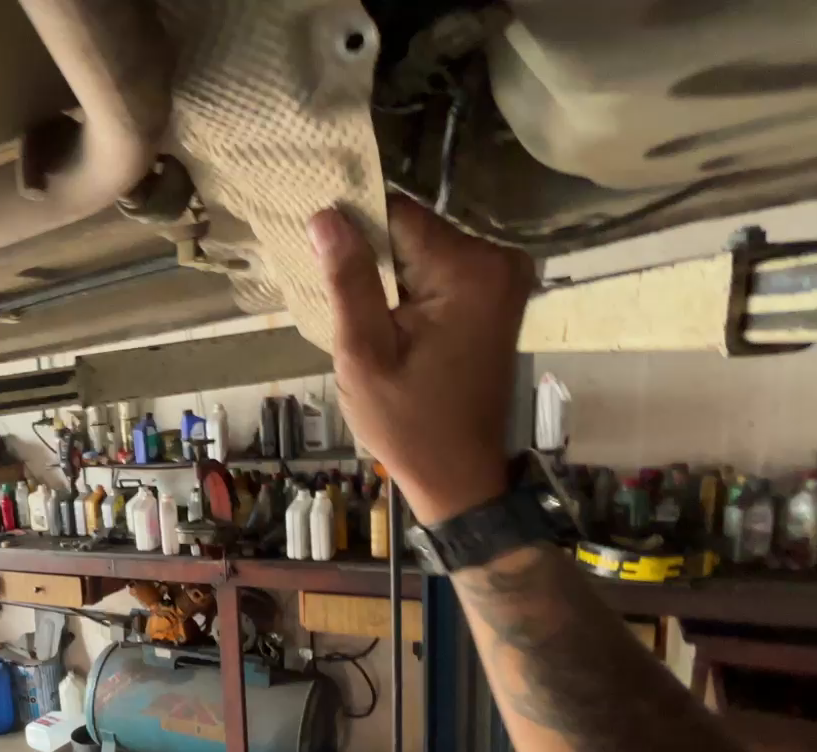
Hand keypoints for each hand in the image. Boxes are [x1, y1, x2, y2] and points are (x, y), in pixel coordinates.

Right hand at [309, 199, 535, 523]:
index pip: (398, 215)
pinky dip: (405, 289)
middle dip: (368, 257)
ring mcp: (502, 278)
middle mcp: (498, 261)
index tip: (313, 245)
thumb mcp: (363, 354)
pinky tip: (383, 321)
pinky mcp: (495, 297)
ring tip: (354, 312)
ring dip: (384, 276)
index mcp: (469, 270)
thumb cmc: (406, 423)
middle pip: (412, 232)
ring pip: (421, 251)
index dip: (351, 226)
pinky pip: (437, 273)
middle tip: (332, 293)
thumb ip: (349, 282)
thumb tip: (325, 216)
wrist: (457, 471)